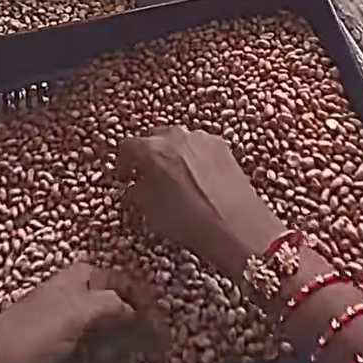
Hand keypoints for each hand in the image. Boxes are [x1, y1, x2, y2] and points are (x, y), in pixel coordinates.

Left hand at [0, 263, 135, 362]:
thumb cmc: (32, 337)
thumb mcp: (76, 312)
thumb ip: (110, 304)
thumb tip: (134, 310)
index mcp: (74, 278)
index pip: (117, 279)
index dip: (139, 296)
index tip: (159, 321)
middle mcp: (67, 298)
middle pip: (109, 306)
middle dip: (128, 325)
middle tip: (146, 346)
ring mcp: (56, 328)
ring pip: (98, 334)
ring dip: (110, 348)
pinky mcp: (47, 357)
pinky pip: (81, 358)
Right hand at [117, 127, 285, 276]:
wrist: (238, 227)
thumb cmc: (192, 223)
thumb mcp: (152, 213)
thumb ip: (136, 193)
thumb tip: (133, 187)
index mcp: (152, 150)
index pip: (128, 147)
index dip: (123, 163)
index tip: (124, 176)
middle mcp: (176, 136)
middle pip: (153, 139)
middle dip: (148, 156)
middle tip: (147, 177)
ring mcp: (201, 137)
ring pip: (177, 140)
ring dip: (171, 154)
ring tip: (174, 178)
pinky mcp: (221, 144)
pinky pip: (198, 146)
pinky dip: (192, 156)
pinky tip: (196, 178)